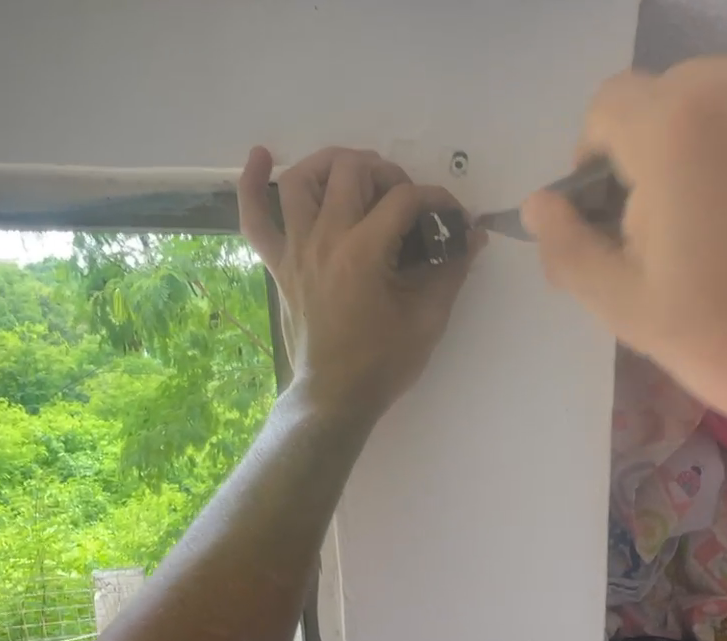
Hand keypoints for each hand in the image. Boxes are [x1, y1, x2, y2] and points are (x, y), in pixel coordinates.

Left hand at [239, 146, 480, 424]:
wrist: (336, 398)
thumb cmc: (384, 363)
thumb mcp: (428, 319)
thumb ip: (451, 271)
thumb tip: (473, 236)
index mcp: (364, 253)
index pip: (404, 199)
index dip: (436, 199)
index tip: (452, 217)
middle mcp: (325, 239)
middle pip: (351, 172)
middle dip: (387, 174)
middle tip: (405, 200)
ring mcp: (296, 250)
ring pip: (301, 180)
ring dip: (331, 164)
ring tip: (355, 173)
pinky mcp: (279, 265)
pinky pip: (254, 217)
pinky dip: (253, 184)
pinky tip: (261, 158)